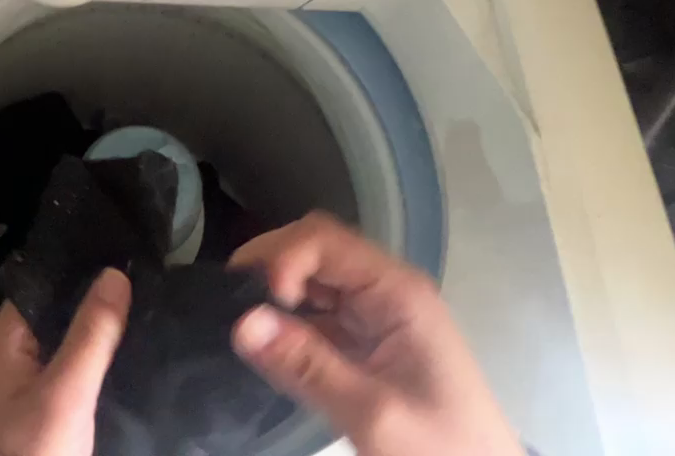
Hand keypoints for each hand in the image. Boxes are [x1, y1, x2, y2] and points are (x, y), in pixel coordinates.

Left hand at [0, 268, 131, 455]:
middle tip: (145, 268)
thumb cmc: (32, 450)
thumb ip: (91, 334)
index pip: (49, 276)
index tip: (123, 242)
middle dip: (98, 290)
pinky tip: (129, 340)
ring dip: (102, 321)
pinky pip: (76, 358)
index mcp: (11, 331)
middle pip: (62, 303)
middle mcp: (18, 344)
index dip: (83, 260)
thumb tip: (116, 272)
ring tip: (146, 295)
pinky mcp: (48, 397)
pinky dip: (99, 349)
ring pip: (72, 331)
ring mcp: (32, 372)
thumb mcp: (65, 392)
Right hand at [231, 212, 523, 455]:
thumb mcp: (375, 417)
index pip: (325, 239)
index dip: (283, 256)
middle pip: (316, 247)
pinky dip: (289, 319)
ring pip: (313, 276)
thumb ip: (307, 367)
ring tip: (242, 317)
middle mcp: (385, 289)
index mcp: (397, 290)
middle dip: (272, 264)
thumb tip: (241, 323)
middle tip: (232, 298)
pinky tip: (269, 342)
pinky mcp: (368, 340)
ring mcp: (377, 313)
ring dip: (277, 290)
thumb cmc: (442, 451)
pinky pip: (319, 311)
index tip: (257, 301)